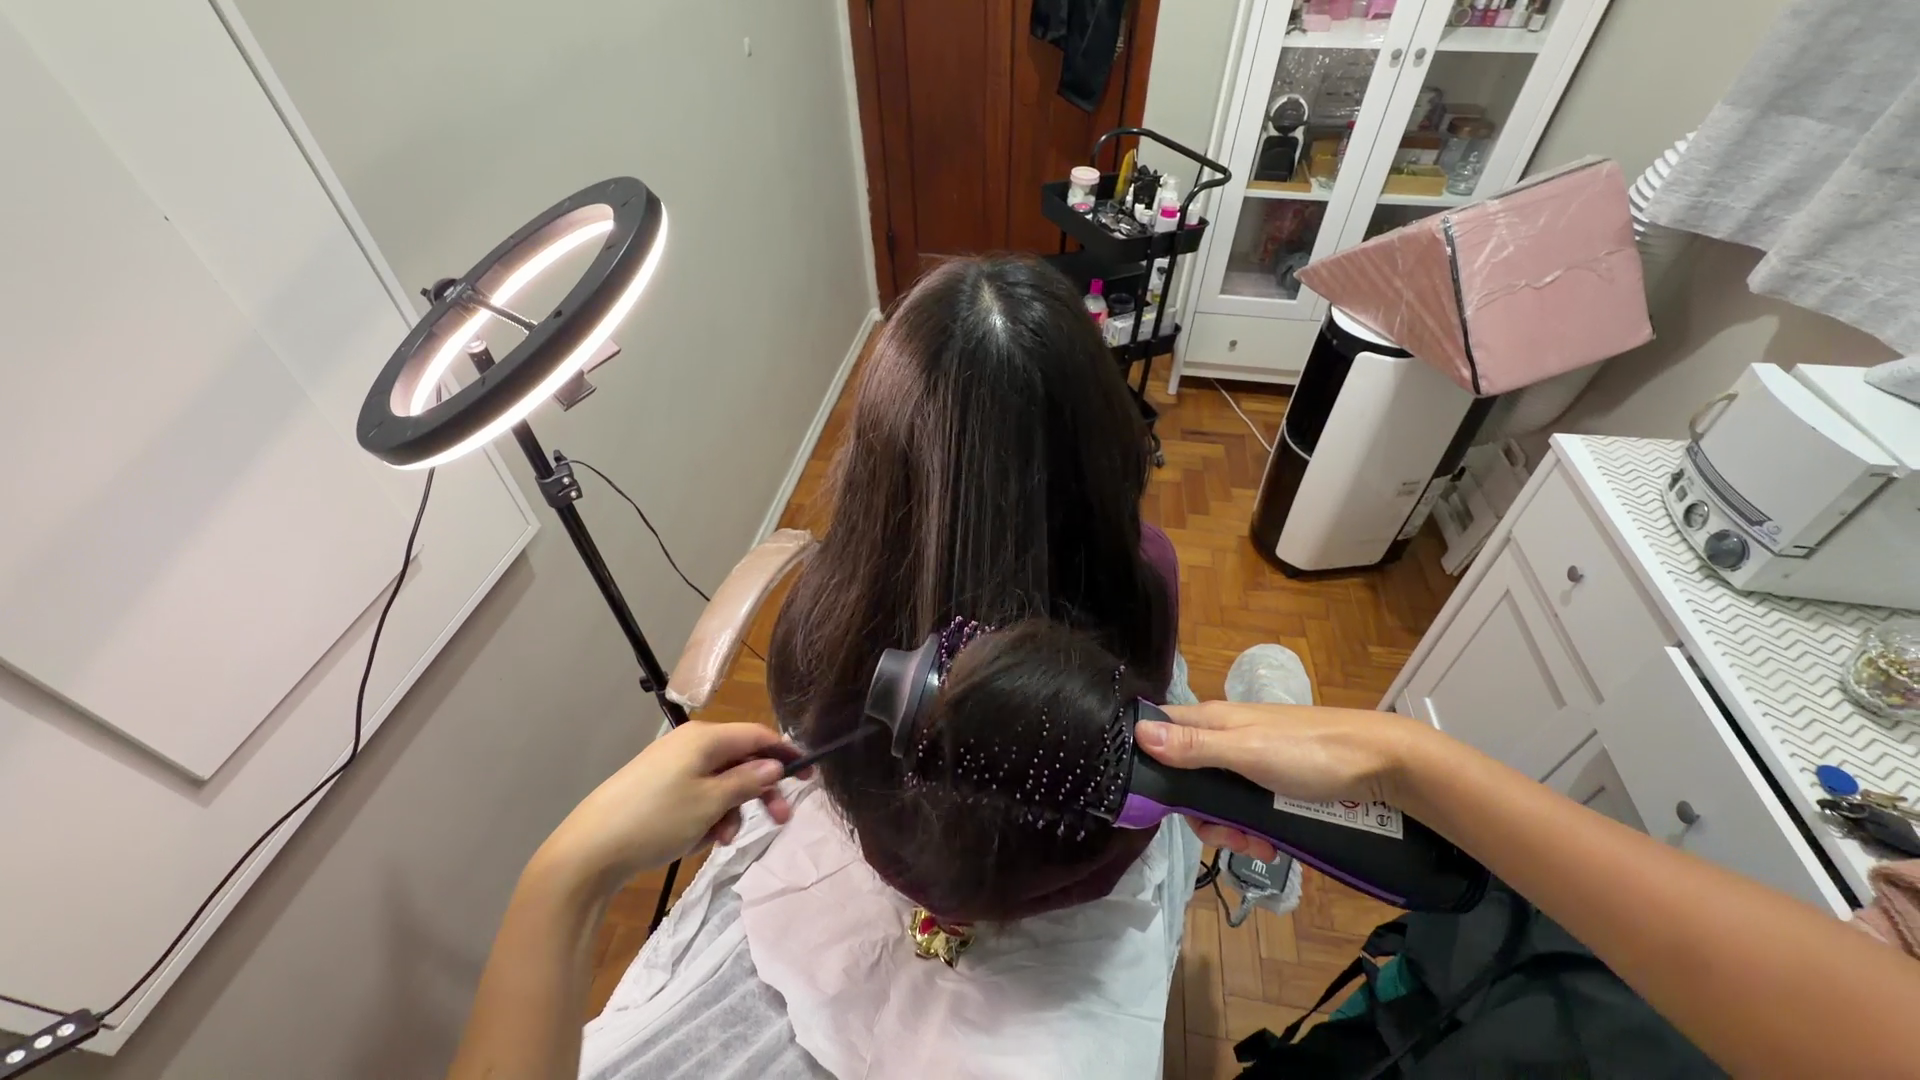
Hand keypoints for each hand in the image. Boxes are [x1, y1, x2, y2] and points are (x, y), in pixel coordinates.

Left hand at [535, 722, 804, 893]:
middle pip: (741, 760)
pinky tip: (699, 839)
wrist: (588, 850)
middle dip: (761, 790)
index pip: (758, 735)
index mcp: (706, 738)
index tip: (809, 776)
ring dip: (732, 809)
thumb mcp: (711, 803)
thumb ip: (748, 781)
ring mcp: (671, 766)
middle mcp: (689, 744)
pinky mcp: (657, 787)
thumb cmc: (657, 820)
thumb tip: (774, 765)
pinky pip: (698, 794)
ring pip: (720, 782)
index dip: (786, 753)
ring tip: (722, 840)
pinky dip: (708, 814)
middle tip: (781, 819)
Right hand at [1134, 701, 1427, 862]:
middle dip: (1198, 812)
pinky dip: (1252, 827)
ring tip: (1258, 846)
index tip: (1156, 802)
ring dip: (1228, 826)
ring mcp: (1250, 758)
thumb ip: (1194, 747)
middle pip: (1184, 775)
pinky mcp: (1273, 780)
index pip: (1158, 732)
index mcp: (1211, 719)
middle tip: (1224, 835)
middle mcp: (1224, 735)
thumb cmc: (1311, 754)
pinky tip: (1271, 843)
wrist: (1385, 764)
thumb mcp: (1247, 752)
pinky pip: (1245, 805)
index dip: (1147, 763)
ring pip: (1215, 796)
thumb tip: (1137, 732)